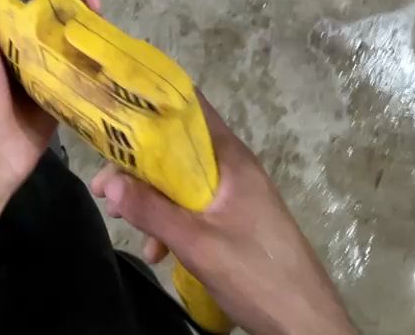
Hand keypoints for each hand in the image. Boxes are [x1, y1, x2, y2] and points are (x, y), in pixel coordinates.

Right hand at [91, 95, 355, 334]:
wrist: (311, 332)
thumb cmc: (260, 276)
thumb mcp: (199, 245)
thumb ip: (153, 212)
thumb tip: (110, 184)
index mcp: (230, 158)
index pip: (190, 109)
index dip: (151, 103)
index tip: (113, 112)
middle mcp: (232, 168)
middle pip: (176, 150)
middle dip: (136, 165)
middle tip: (104, 185)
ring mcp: (235, 197)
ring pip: (181, 181)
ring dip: (149, 196)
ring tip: (117, 216)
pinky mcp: (235, 223)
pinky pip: (193, 208)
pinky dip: (169, 221)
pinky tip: (155, 249)